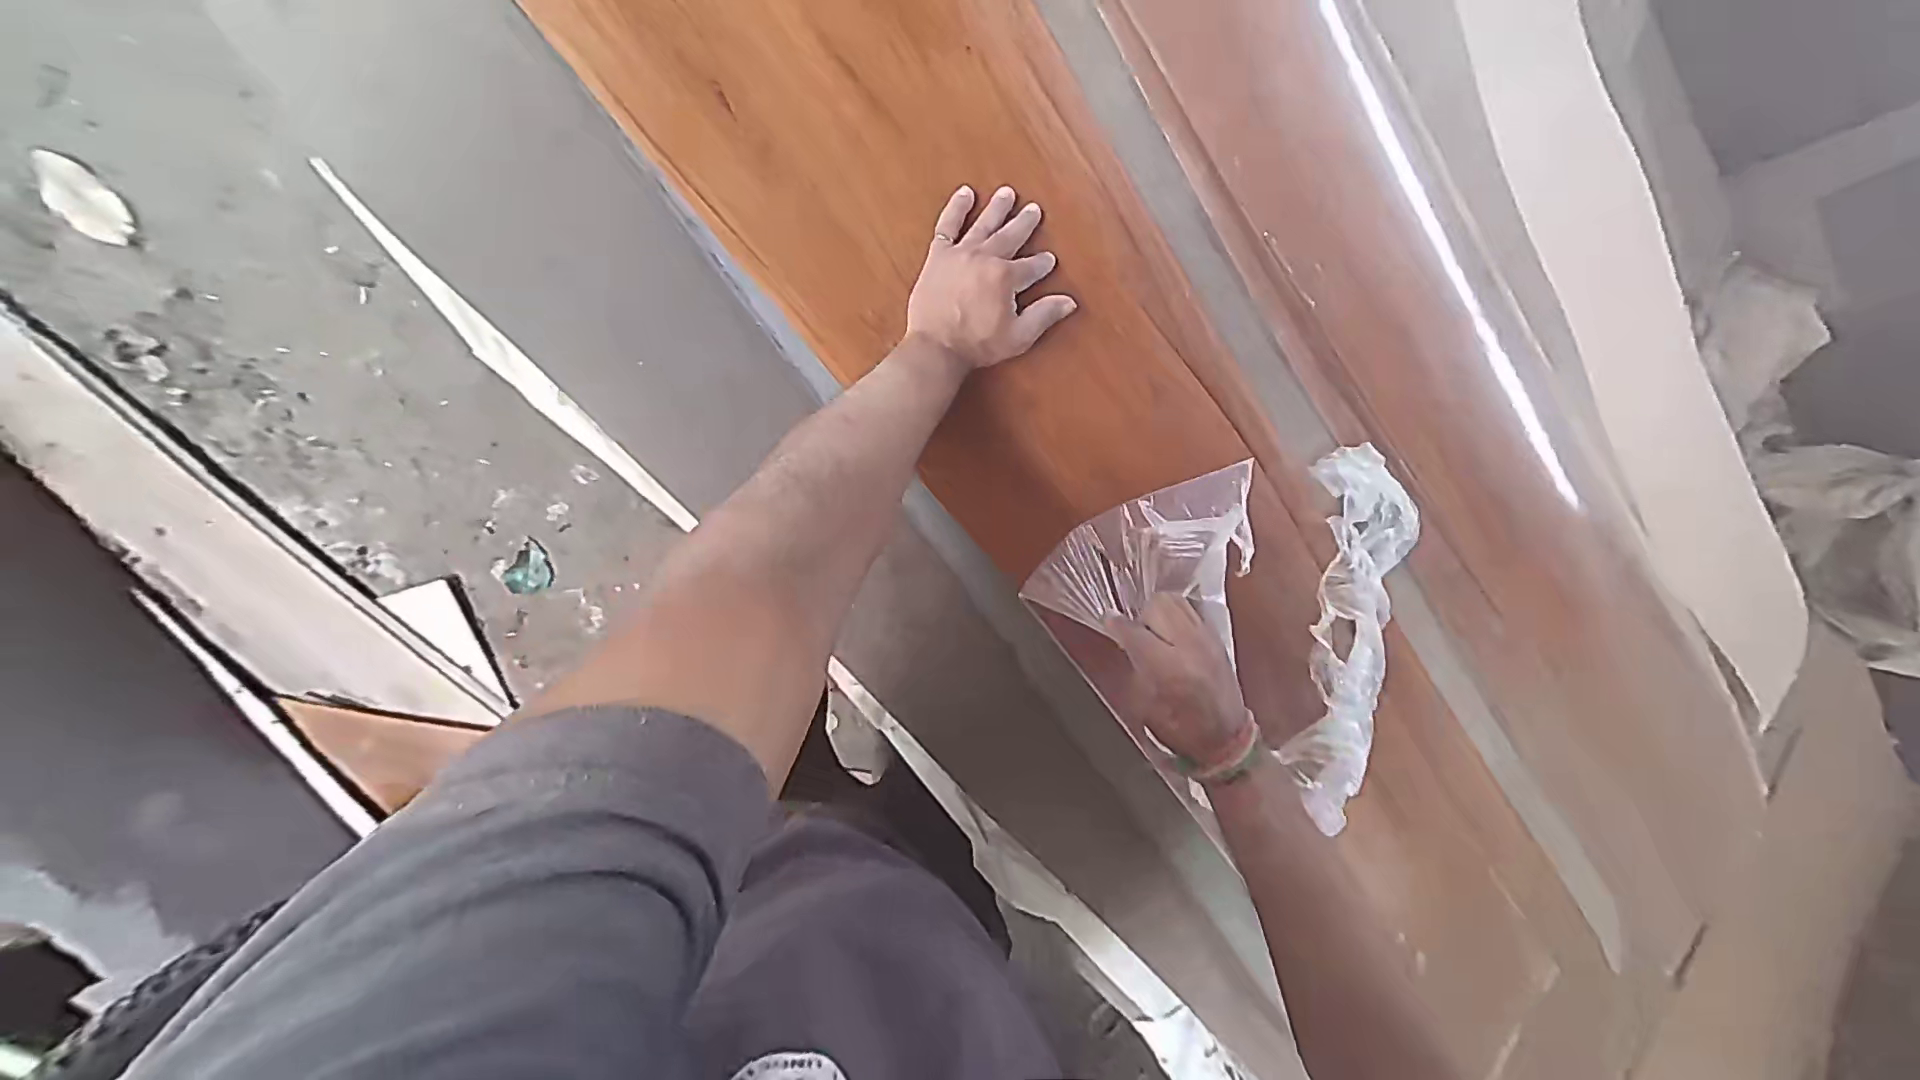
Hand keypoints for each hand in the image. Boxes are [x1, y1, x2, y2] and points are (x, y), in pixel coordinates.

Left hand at [905, 185, 1076, 369]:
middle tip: (1034, 210)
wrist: (935, 347)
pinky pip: (948, 225)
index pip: (1032, 266)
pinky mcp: (938, 256)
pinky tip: (965, 194)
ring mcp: (960, 254)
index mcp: (1006, 277)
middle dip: (1024, 224)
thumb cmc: (976, 345)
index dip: (1042, 264)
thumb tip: (1069, 301)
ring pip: (984, 224)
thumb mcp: (1018, 336)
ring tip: (1007, 193)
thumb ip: (1043, 316)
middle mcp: (985, 258)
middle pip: (1010, 236)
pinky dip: (956, 209)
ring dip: (997, 208)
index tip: (1049, 260)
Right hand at [1107, 594, 1252, 770]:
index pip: (1135, 630)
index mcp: (1169, 667)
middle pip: (1157, 605)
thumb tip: (1119, 635)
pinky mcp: (1217, 636)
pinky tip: (1172, 631)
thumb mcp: (1145, 704)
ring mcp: (1207, 638)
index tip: (1108, 621)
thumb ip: (1132, 665)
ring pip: (1175, 600)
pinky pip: (1190, 608)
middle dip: (1141, 616)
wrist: (1227, 738)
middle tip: (1138, 634)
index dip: (1116, 624)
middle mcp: (1190, 646)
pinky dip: (1177, 613)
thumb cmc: (1181, 729)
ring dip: (1159, 610)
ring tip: (1155, 630)